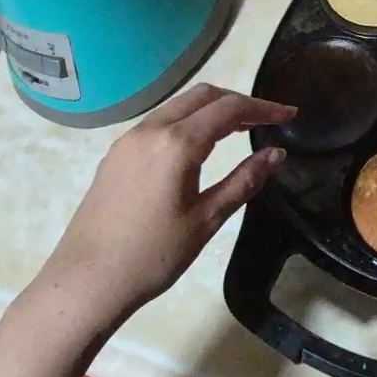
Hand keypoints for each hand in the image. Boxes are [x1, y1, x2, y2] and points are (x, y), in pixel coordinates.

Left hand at [17, 85, 294, 343]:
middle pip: (203, 96)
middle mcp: (150, 130)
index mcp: (176, 144)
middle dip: (239, 101)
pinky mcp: (116, 154)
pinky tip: (201, 144)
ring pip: (178, 106)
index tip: (290, 115)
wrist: (86, 281)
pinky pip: (160, 122)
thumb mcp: (207, 219)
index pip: (229, 109)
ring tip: (241, 128)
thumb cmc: (153, 255)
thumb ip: (244, 180)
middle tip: (268, 119)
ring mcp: (128, 140)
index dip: (264, 108)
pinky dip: (188, 120)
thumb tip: (277, 154)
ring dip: (212, 109)